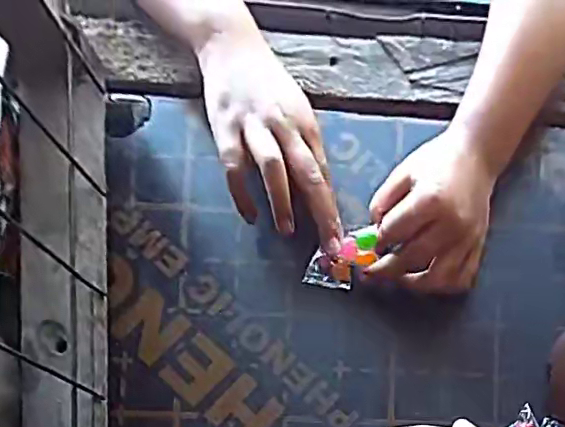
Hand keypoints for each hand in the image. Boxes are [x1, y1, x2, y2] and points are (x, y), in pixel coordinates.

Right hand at [195, 29, 342, 252]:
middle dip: (321, 212)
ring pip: (273, 168)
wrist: (231, 45)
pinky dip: (242, 194)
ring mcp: (254, 126)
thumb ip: (307, 152)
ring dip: (282, 201)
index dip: (332, 210)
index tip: (339, 240)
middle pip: (308, 173)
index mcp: (306, 124)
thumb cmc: (269, 88)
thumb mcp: (297, 114)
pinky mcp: (225, 128)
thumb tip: (321, 196)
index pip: (324, 174)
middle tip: (327, 244)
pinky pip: (234, 168)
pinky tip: (250, 215)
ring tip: (288, 231)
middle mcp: (284, 125)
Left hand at [364, 125, 496, 292]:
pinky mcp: (478, 247)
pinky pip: (460, 280)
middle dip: (387, 268)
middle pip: (412, 258)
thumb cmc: (437, 162)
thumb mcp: (404, 172)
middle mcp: (451, 224)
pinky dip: (442, 286)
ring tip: (399, 279)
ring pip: (436, 278)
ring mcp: (467, 239)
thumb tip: (371, 234)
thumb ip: (383, 201)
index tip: (372, 246)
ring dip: (413, 284)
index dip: (378, 242)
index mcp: (431, 200)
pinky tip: (427, 280)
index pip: (394, 232)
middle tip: (373, 272)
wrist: (477, 156)